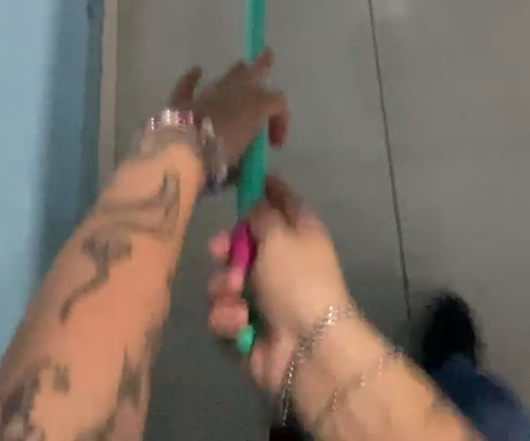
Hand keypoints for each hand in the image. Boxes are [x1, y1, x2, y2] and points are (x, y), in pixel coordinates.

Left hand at [170, 50, 288, 164]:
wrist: (182, 154)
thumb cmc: (220, 158)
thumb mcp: (243, 167)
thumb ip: (253, 164)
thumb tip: (261, 172)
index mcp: (256, 106)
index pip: (278, 104)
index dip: (282, 121)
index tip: (274, 145)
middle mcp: (235, 93)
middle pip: (255, 72)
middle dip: (262, 66)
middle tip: (268, 57)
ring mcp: (208, 93)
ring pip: (227, 76)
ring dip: (235, 74)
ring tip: (241, 67)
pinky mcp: (183, 100)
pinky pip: (188, 84)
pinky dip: (192, 78)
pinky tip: (196, 70)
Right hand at [204, 176, 352, 394]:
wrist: (307, 349)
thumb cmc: (297, 280)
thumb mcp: (280, 236)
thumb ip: (262, 215)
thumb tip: (257, 202)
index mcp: (299, 233)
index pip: (281, 200)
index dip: (263, 189)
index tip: (243, 180)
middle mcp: (281, 261)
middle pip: (242, 243)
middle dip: (226, 249)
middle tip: (221, 252)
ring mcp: (264, 298)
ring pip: (225, 281)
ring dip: (225, 288)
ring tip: (236, 296)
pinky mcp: (247, 330)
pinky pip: (223, 316)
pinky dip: (228, 319)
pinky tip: (240, 324)